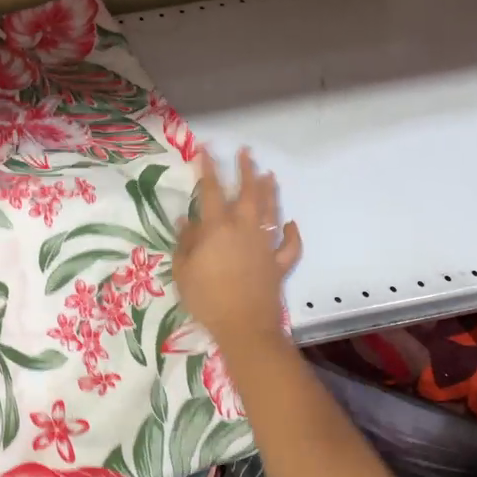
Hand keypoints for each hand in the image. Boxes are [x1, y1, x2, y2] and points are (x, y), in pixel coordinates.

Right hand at [173, 148, 302, 356]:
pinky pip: (289, 246)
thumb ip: (185, 242)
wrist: (245, 327)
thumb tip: (187, 221)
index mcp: (217, 228)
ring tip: (269, 175)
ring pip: (271, 212)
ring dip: (270, 192)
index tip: (206, 150)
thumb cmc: (206, 298)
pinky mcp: (278, 265)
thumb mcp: (183, 269)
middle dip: (246, 171)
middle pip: (248, 194)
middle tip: (246, 153)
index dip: (208, 169)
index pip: (211, 191)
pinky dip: (292, 234)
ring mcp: (264, 246)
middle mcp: (244, 230)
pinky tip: (292, 224)